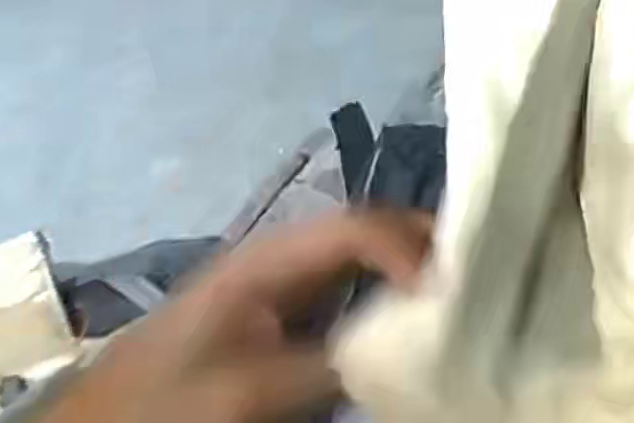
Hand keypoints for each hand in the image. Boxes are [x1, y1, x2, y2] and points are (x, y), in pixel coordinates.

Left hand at [48, 208, 432, 422]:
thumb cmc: (160, 406)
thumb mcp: (243, 393)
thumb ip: (331, 361)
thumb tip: (412, 341)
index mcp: (275, 253)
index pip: (360, 227)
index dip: (408, 247)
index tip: (446, 286)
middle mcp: (292, 253)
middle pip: (374, 230)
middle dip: (424, 245)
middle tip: (473, 274)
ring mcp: (292, 280)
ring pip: (372, 254)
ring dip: (415, 265)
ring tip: (457, 288)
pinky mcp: (293, 310)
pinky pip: (358, 287)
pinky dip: (394, 292)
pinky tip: (416, 312)